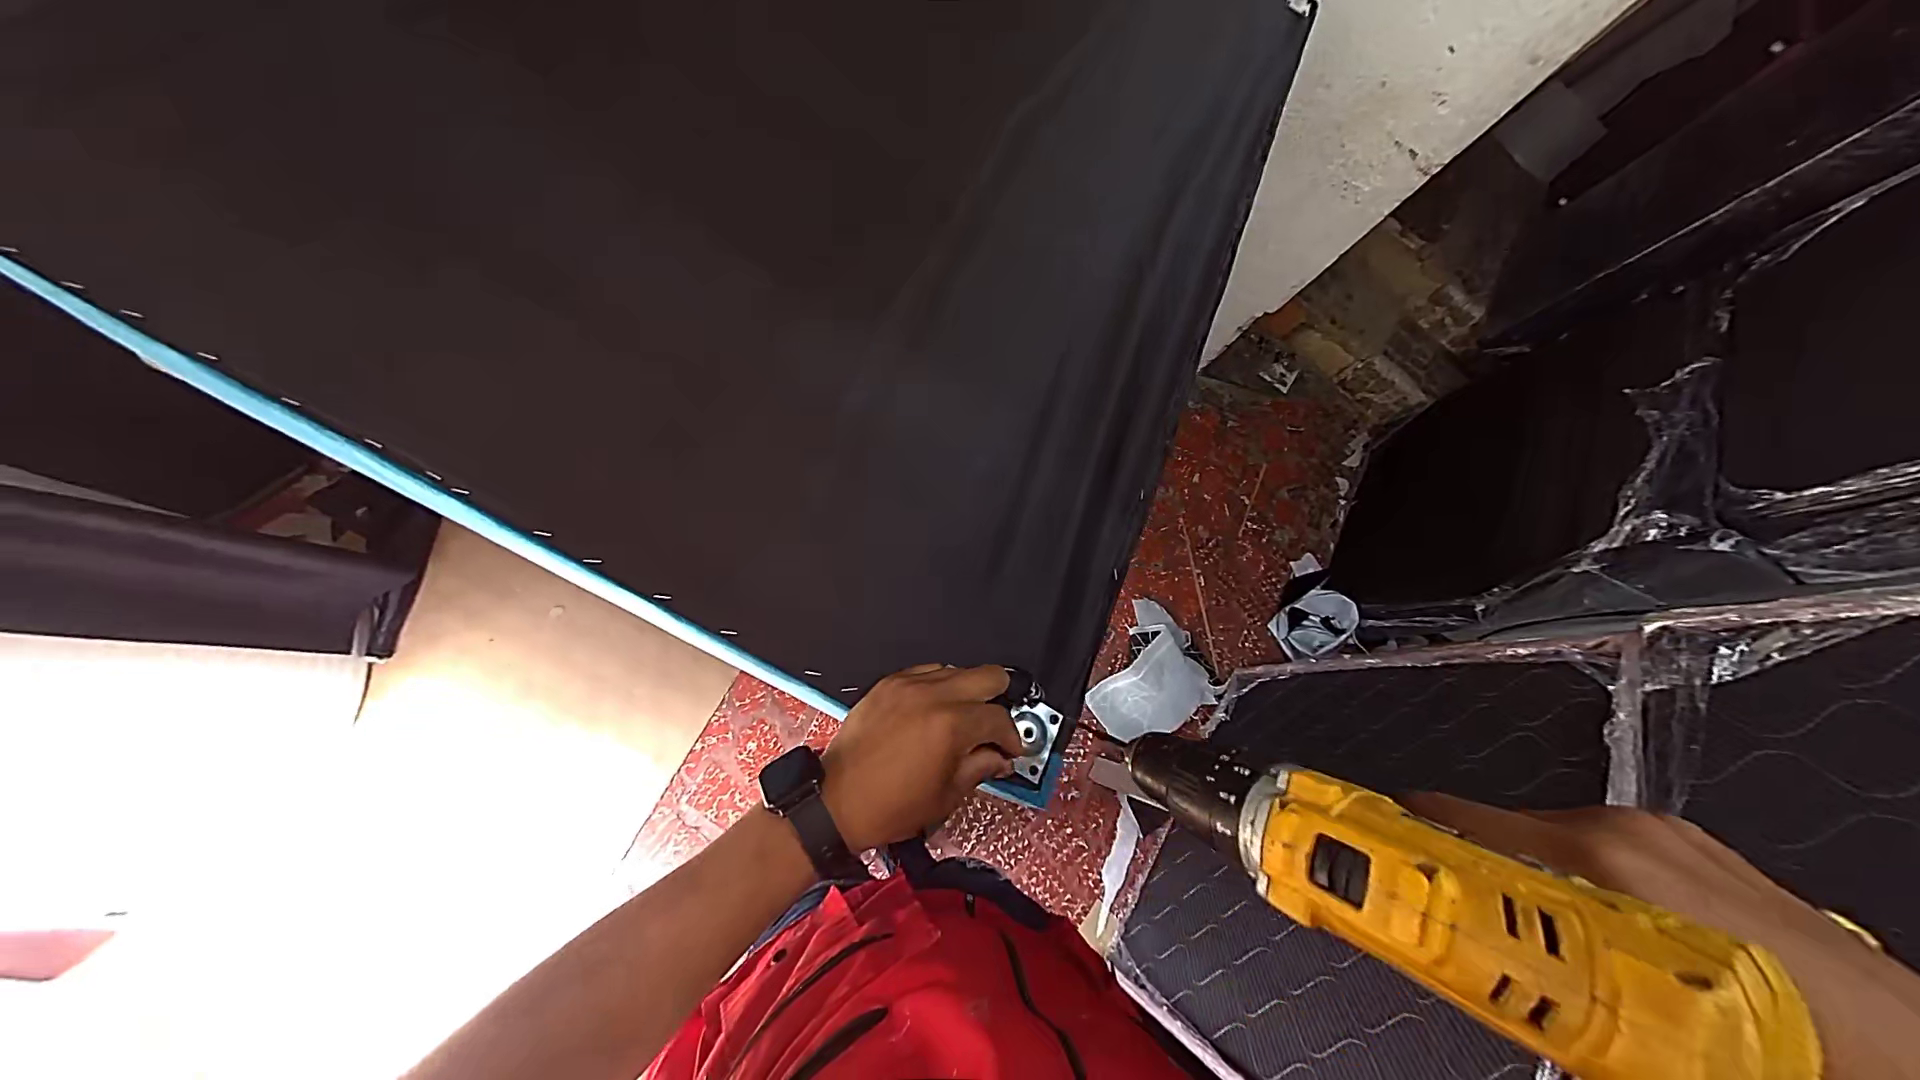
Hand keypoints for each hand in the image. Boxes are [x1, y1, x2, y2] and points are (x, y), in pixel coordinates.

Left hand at [820, 663, 1021, 851]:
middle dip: (1002, 698)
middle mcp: (930, 697)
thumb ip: (980, 768)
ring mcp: (907, 686)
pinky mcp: (888, 685)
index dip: (1013, 735)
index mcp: (950, 726)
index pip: (1000, 717)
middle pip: (989, 674)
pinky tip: (936, 710)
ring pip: (957, 670)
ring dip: (968, 692)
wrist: (836, 803)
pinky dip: (938, 687)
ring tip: (964, 719)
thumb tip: (998, 757)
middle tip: (998, 723)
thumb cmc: (884, 806)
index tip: (1011, 747)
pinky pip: (926, 672)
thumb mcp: (946, 796)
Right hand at [1402, 794, 1919, 1079]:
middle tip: (1451, 922)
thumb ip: (1539, 997)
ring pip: (1543, 841)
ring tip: (1532, 942)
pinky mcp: (1691, 844)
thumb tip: (1467, 981)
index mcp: (1604, 857)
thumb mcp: (1641, 1041)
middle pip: (1493, 829)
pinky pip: (1596, 851)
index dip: (1403, 835)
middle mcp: (1625, 828)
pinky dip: (1572, 883)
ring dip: (1522, 884)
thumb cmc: (1805, 1053)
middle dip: (1466, 874)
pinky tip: (1600, 939)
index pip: (1456, 818)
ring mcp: (1663, 832)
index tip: (1374, 857)